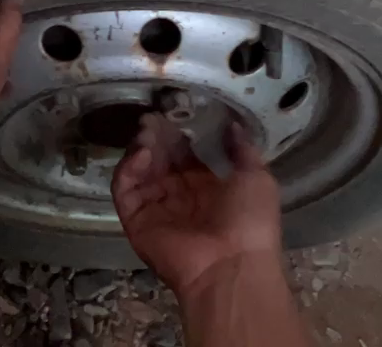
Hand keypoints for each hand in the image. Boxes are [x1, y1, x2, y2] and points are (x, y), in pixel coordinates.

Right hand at [111, 113, 283, 299]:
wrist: (232, 268)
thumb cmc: (249, 223)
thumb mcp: (257, 179)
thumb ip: (243, 150)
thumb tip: (234, 124)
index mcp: (206, 189)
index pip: (183, 155)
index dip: (178, 134)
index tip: (173, 113)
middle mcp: (178, 197)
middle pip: (159, 159)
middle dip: (156, 136)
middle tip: (153, 118)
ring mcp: (155, 208)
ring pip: (139, 170)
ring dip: (140, 147)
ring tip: (147, 132)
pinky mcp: (135, 219)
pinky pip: (124, 188)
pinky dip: (128, 168)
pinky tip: (142, 153)